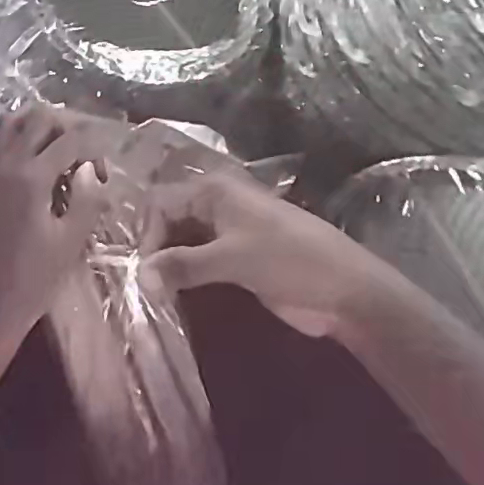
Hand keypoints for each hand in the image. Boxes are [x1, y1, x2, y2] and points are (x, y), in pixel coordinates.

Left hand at [0, 104, 123, 338]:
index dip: (94, 150)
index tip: (104, 174)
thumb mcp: (73, 238)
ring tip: (54, 142)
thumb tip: (91, 170)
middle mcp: (7, 164)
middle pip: (38, 118)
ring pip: (7, 123)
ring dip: (33, 124)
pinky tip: (9, 147)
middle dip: (67, 126)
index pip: (71, 141)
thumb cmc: (39, 274)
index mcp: (33, 176)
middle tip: (82, 152)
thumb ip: (87, 196)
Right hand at [146, 169, 392, 338]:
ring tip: (150, 292)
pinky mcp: (237, 257)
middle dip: (154, 246)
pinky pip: (199, 259)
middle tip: (141, 284)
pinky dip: (185, 273)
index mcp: (214, 191)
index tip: (143, 272)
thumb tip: (139, 276)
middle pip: (170, 218)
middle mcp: (216, 204)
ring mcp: (228, 231)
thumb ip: (183, 265)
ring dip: (168, 261)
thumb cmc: (287, 260)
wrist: (344, 288)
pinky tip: (173, 293)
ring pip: (184, 239)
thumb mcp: (232, 259)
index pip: (161, 202)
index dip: (148, 233)